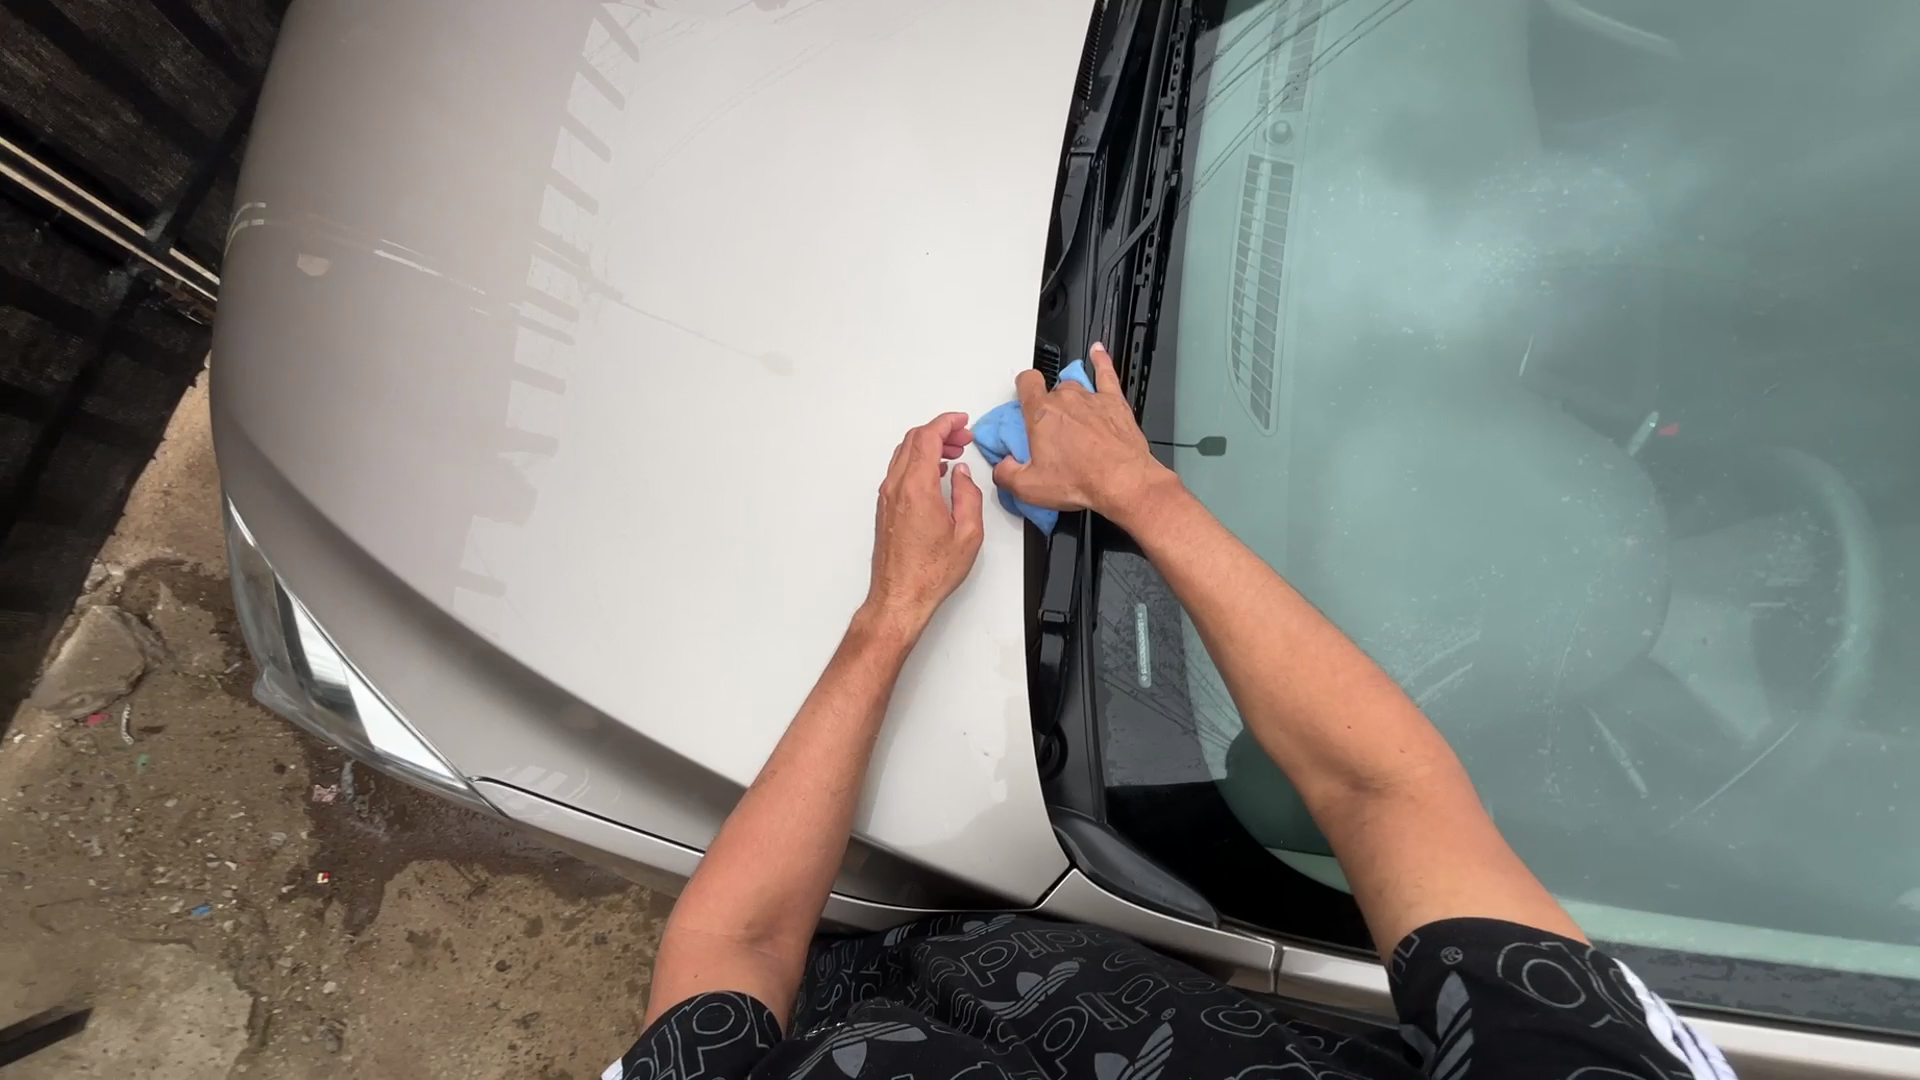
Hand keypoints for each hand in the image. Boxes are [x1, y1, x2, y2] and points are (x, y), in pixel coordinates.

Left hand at [864, 412, 984, 629]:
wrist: (900, 596)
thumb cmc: (930, 572)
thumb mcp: (968, 534)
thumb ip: (968, 495)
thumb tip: (962, 475)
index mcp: (917, 488)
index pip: (927, 437)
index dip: (946, 423)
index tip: (961, 422)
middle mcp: (896, 488)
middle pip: (912, 440)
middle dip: (939, 431)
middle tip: (962, 437)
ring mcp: (887, 498)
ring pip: (903, 454)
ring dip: (927, 446)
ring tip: (952, 454)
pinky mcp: (885, 509)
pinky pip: (899, 471)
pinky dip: (917, 462)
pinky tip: (935, 474)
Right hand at [990, 344, 1177, 522]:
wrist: (1122, 481)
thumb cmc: (1082, 480)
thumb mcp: (1029, 487)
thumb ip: (1006, 474)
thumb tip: (1002, 468)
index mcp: (1041, 414)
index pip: (1026, 382)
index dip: (1023, 387)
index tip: (1022, 397)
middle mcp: (1065, 399)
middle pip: (1050, 390)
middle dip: (1047, 406)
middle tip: (1049, 429)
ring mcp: (1091, 397)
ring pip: (1074, 386)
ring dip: (1070, 396)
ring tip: (1070, 412)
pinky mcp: (1114, 402)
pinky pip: (1105, 373)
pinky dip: (1100, 361)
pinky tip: (1097, 353)